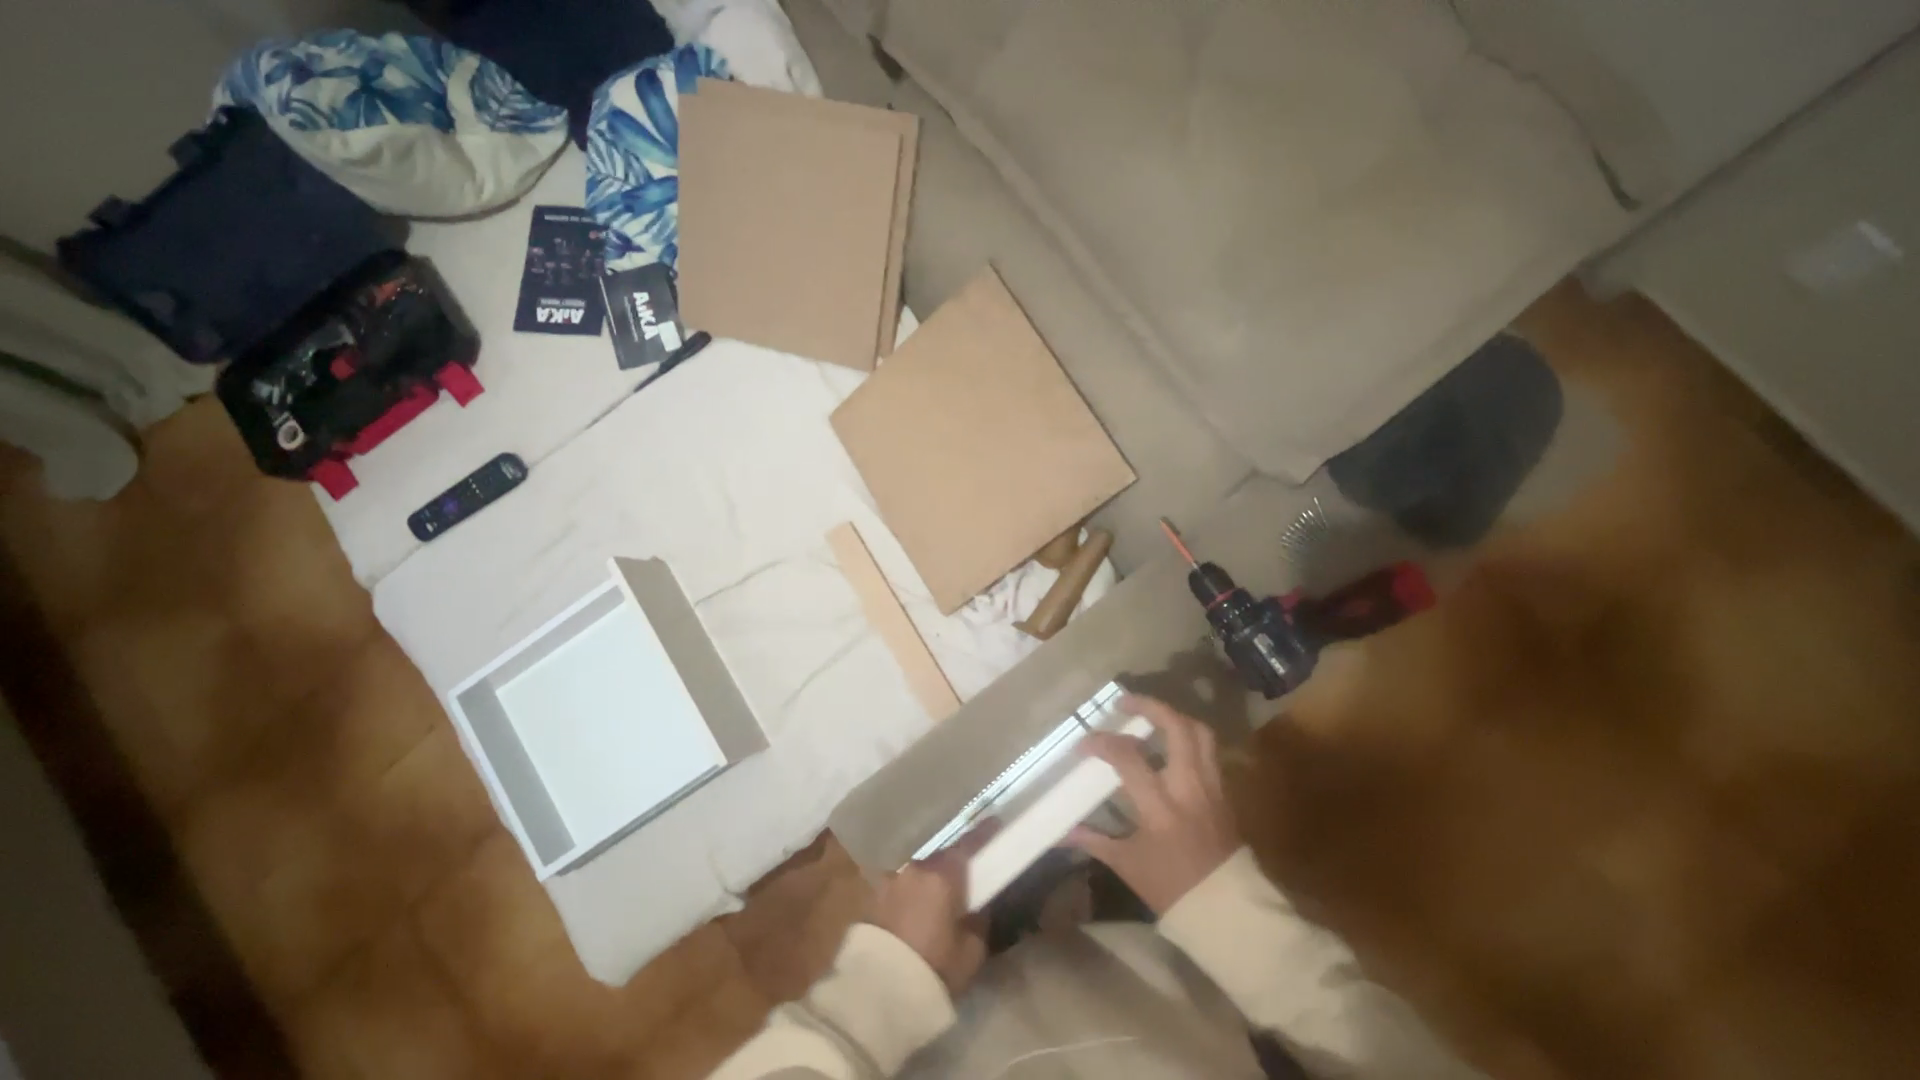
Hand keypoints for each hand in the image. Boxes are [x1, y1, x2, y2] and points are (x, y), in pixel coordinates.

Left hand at [868, 824, 995, 996]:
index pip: (968, 845)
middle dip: (953, 867)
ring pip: (917, 875)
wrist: (878, 990)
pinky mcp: (872, 900)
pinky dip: (910, 896)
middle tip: (964, 882)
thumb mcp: (971, 952)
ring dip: (928, 883)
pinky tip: (913, 914)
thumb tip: (977, 907)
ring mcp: (890, 882)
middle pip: (940, 860)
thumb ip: (979, 922)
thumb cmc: (933, 967)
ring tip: (935, 904)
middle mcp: (915, 870)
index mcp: (943, 876)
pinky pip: (900, 890)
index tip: (995, 823)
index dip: (983, 833)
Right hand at [1068, 695, 1241, 914]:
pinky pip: (1208, 752)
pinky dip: (1189, 740)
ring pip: (1200, 733)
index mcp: (1160, 806)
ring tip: (1152, 716)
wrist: (1224, 908)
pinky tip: (1171, 746)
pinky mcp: (1224, 792)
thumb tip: (1062, 832)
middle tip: (1125, 703)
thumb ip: (1094, 840)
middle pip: (1176, 728)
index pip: (1128, 757)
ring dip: (1174, 717)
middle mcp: (1188, 786)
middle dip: (1149, 707)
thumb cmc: (1171, 887)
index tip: (1084, 745)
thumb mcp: (1127, 864)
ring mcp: (1211, 786)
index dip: (1102, 743)